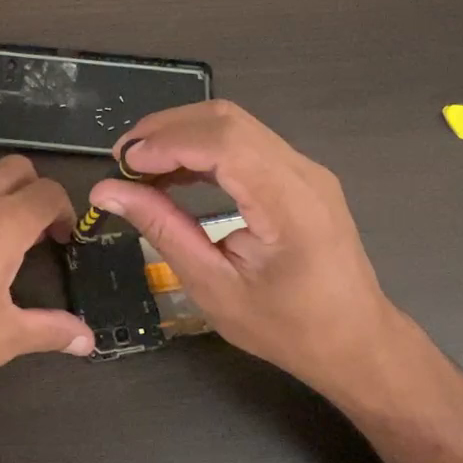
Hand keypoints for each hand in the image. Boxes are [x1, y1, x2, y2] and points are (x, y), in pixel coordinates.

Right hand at [89, 100, 400, 397]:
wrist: (355, 342)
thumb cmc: (286, 328)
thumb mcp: (213, 287)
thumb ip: (163, 230)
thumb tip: (107, 191)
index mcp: (289, 203)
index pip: (223, 143)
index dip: (166, 143)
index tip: (122, 166)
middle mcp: (302, 171)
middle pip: (226, 120)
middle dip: (166, 130)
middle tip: (122, 161)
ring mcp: (305, 168)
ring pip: (234, 124)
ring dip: (181, 135)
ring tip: (140, 166)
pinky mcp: (299, 174)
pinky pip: (244, 142)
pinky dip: (202, 147)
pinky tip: (174, 173)